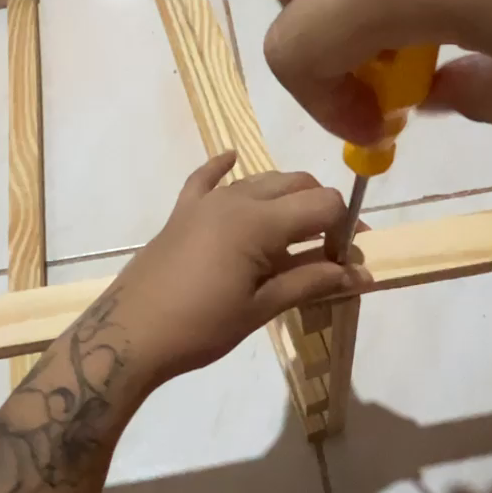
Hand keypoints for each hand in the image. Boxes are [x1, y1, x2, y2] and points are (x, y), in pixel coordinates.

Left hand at [107, 152, 367, 379]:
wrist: (130, 335)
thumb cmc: (201, 326)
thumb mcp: (262, 308)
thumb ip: (313, 282)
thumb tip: (361, 274)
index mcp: (260, 221)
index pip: (323, 204)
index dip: (345, 229)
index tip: (344, 263)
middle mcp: (237, 198)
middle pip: (297, 184)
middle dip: (323, 211)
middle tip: (329, 252)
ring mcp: (206, 202)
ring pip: (261, 180)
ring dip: (287, 199)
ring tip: (296, 236)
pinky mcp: (182, 212)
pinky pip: (206, 178)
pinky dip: (224, 168)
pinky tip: (232, 158)